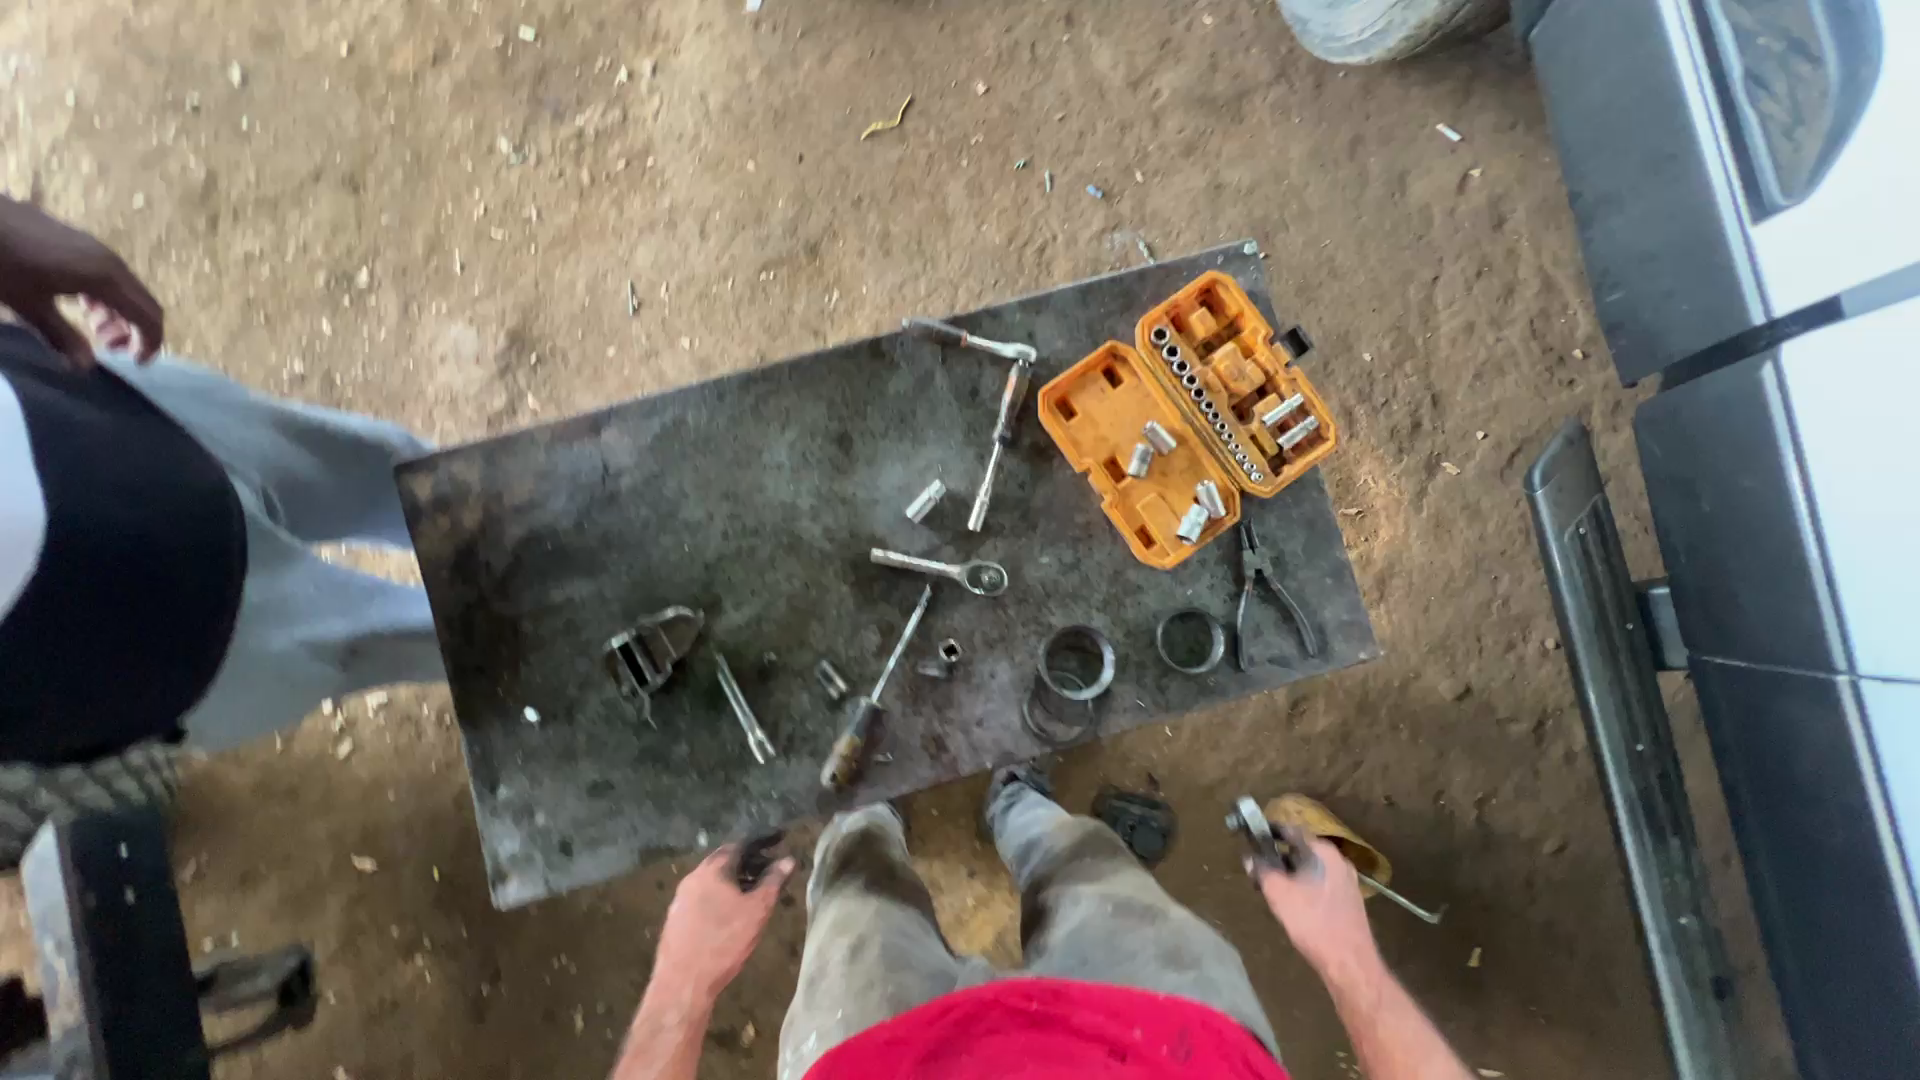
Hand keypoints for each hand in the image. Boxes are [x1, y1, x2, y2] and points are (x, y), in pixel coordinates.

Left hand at [0, 197, 163, 367]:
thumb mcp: (24, 302)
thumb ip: (59, 335)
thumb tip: (85, 366)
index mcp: (107, 280)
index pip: (149, 318)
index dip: (149, 343)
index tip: (133, 362)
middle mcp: (113, 264)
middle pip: (144, 304)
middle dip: (135, 330)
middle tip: (108, 346)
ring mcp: (96, 249)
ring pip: (127, 290)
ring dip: (119, 313)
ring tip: (90, 326)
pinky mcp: (80, 241)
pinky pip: (109, 275)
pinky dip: (105, 296)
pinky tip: (76, 300)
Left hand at [652, 846, 795, 1002]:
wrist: (682, 984)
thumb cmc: (724, 942)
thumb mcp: (757, 910)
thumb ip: (773, 881)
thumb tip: (788, 860)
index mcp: (713, 869)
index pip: (742, 843)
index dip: (763, 840)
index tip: (780, 839)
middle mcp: (694, 877)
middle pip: (725, 859)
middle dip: (749, 859)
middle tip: (770, 866)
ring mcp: (681, 898)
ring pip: (713, 878)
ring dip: (735, 878)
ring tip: (754, 890)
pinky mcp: (676, 918)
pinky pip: (703, 895)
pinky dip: (721, 893)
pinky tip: (731, 911)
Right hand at [1247, 832, 1380, 980]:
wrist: (1349, 962)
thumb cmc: (1311, 920)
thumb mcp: (1277, 891)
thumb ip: (1261, 869)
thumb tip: (1250, 857)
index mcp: (1322, 851)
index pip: (1289, 830)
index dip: (1267, 833)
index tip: (1251, 839)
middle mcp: (1338, 860)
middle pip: (1300, 850)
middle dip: (1278, 857)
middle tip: (1258, 869)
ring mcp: (1347, 881)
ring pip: (1311, 868)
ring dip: (1291, 874)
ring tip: (1273, 889)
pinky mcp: (1350, 900)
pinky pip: (1321, 884)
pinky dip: (1305, 887)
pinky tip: (1295, 905)